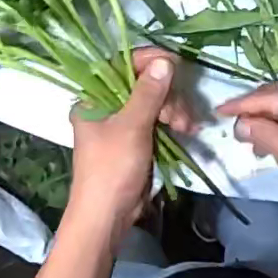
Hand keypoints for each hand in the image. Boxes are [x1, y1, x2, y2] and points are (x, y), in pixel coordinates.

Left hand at [66, 48, 192, 247]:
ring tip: (185, 127)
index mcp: (92, 98)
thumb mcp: (131, 127)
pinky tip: (186, 130)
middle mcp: (104, 105)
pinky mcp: (135, 139)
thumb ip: (148, 93)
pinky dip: (171, 122)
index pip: (120, 65)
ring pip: (153, 102)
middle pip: (141, 83)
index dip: (148, 61)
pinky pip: (156, 120)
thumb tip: (164, 61)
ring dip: (172, 110)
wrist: (106, 217)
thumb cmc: (111, 169)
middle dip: (166, 94)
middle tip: (179, 115)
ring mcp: (120, 123)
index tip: (175, 64)